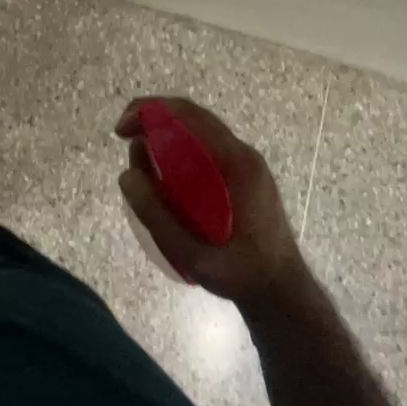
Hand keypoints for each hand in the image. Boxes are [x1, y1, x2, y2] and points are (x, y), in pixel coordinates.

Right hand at [117, 97, 307, 308]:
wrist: (283, 294)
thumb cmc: (241, 275)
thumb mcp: (193, 255)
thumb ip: (157, 217)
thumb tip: (126, 175)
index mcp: (237, 164)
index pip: (189, 115)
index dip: (148, 111)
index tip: (122, 131)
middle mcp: (243, 155)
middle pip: (191, 117)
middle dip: (151, 118)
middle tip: (124, 140)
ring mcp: (245, 164)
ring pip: (197, 131)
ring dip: (163, 135)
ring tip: (141, 165)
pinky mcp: (242, 175)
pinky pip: (204, 148)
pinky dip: (176, 149)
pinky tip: (162, 176)